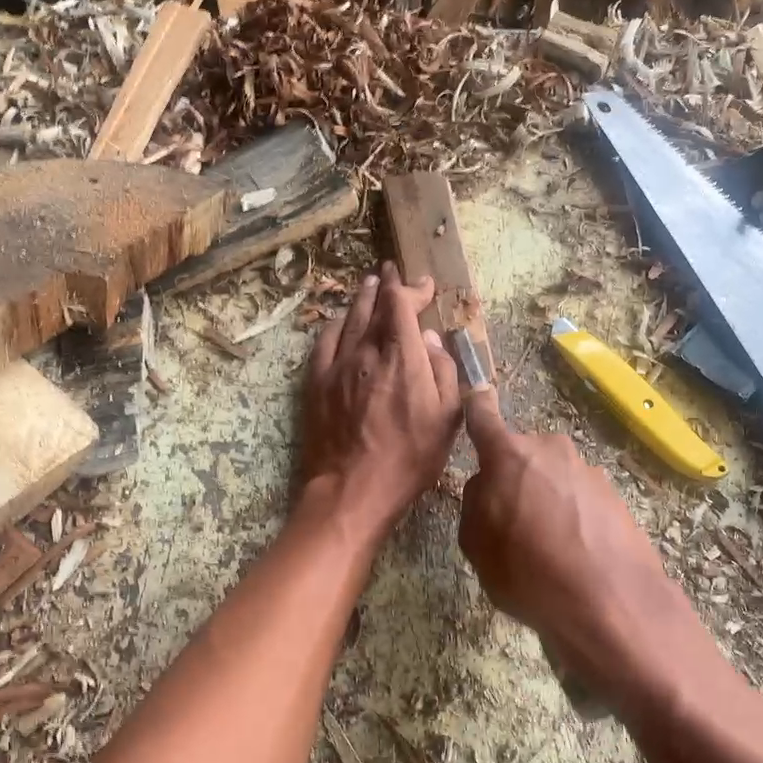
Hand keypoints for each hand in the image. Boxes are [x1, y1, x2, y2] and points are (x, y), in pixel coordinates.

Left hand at [301, 263, 459, 534]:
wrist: (350, 490)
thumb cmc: (408, 460)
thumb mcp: (446, 420)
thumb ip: (443, 373)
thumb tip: (432, 340)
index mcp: (402, 358)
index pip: (403, 306)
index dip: (413, 289)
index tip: (424, 284)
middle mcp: (367, 352)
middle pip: (374, 306)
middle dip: (386, 286)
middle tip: (391, 271)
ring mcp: (337, 366)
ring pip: (348, 320)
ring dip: (361, 299)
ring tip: (369, 284)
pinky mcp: (316, 384)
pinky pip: (324, 342)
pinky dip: (334, 324)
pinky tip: (338, 321)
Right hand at [458, 385, 698, 705]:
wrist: (610, 602)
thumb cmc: (528, 573)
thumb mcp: (477, 546)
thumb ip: (475, 503)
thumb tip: (488, 484)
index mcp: (509, 455)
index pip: (483, 417)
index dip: (476, 404)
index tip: (476, 390)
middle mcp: (551, 450)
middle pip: (523, 456)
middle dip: (515, 479)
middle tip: (511, 523)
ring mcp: (588, 471)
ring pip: (554, 479)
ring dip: (547, 501)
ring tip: (548, 550)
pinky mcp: (616, 496)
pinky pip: (581, 499)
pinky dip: (574, 519)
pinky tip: (576, 557)